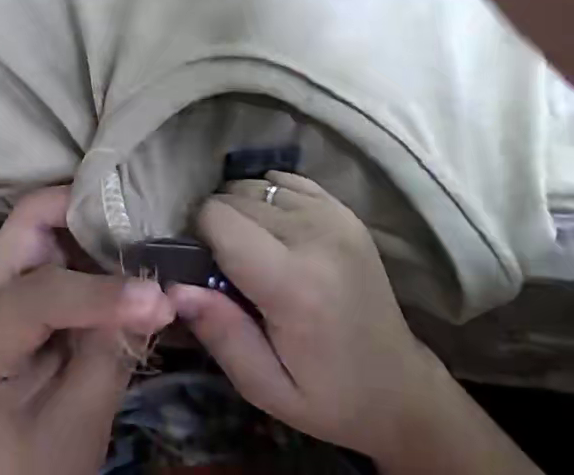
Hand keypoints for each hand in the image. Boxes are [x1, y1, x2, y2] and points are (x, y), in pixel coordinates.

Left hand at [0, 187, 173, 474]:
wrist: (19, 472)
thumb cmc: (43, 455)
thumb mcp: (81, 415)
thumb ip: (115, 348)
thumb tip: (160, 296)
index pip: (42, 293)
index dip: (101, 292)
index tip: (156, 298)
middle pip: (30, 219)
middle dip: (82, 210)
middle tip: (138, 223)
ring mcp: (10, 279)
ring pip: (46, 218)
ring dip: (93, 218)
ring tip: (142, 232)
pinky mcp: (33, 280)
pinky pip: (63, 237)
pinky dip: (97, 234)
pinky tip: (130, 248)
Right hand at [168, 172, 459, 466]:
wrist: (398, 385)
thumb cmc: (327, 394)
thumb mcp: (266, 387)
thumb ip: (220, 332)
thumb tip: (174, 286)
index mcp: (294, 283)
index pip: (217, 217)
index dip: (198, 237)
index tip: (205, 270)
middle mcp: (314, 235)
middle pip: (232, 196)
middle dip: (218, 226)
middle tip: (228, 268)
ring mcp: (333, 215)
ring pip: (254, 184)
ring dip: (241, 211)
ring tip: (253, 251)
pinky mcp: (342, 208)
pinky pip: (282, 179)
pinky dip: (267, 198)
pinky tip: (276, 233)